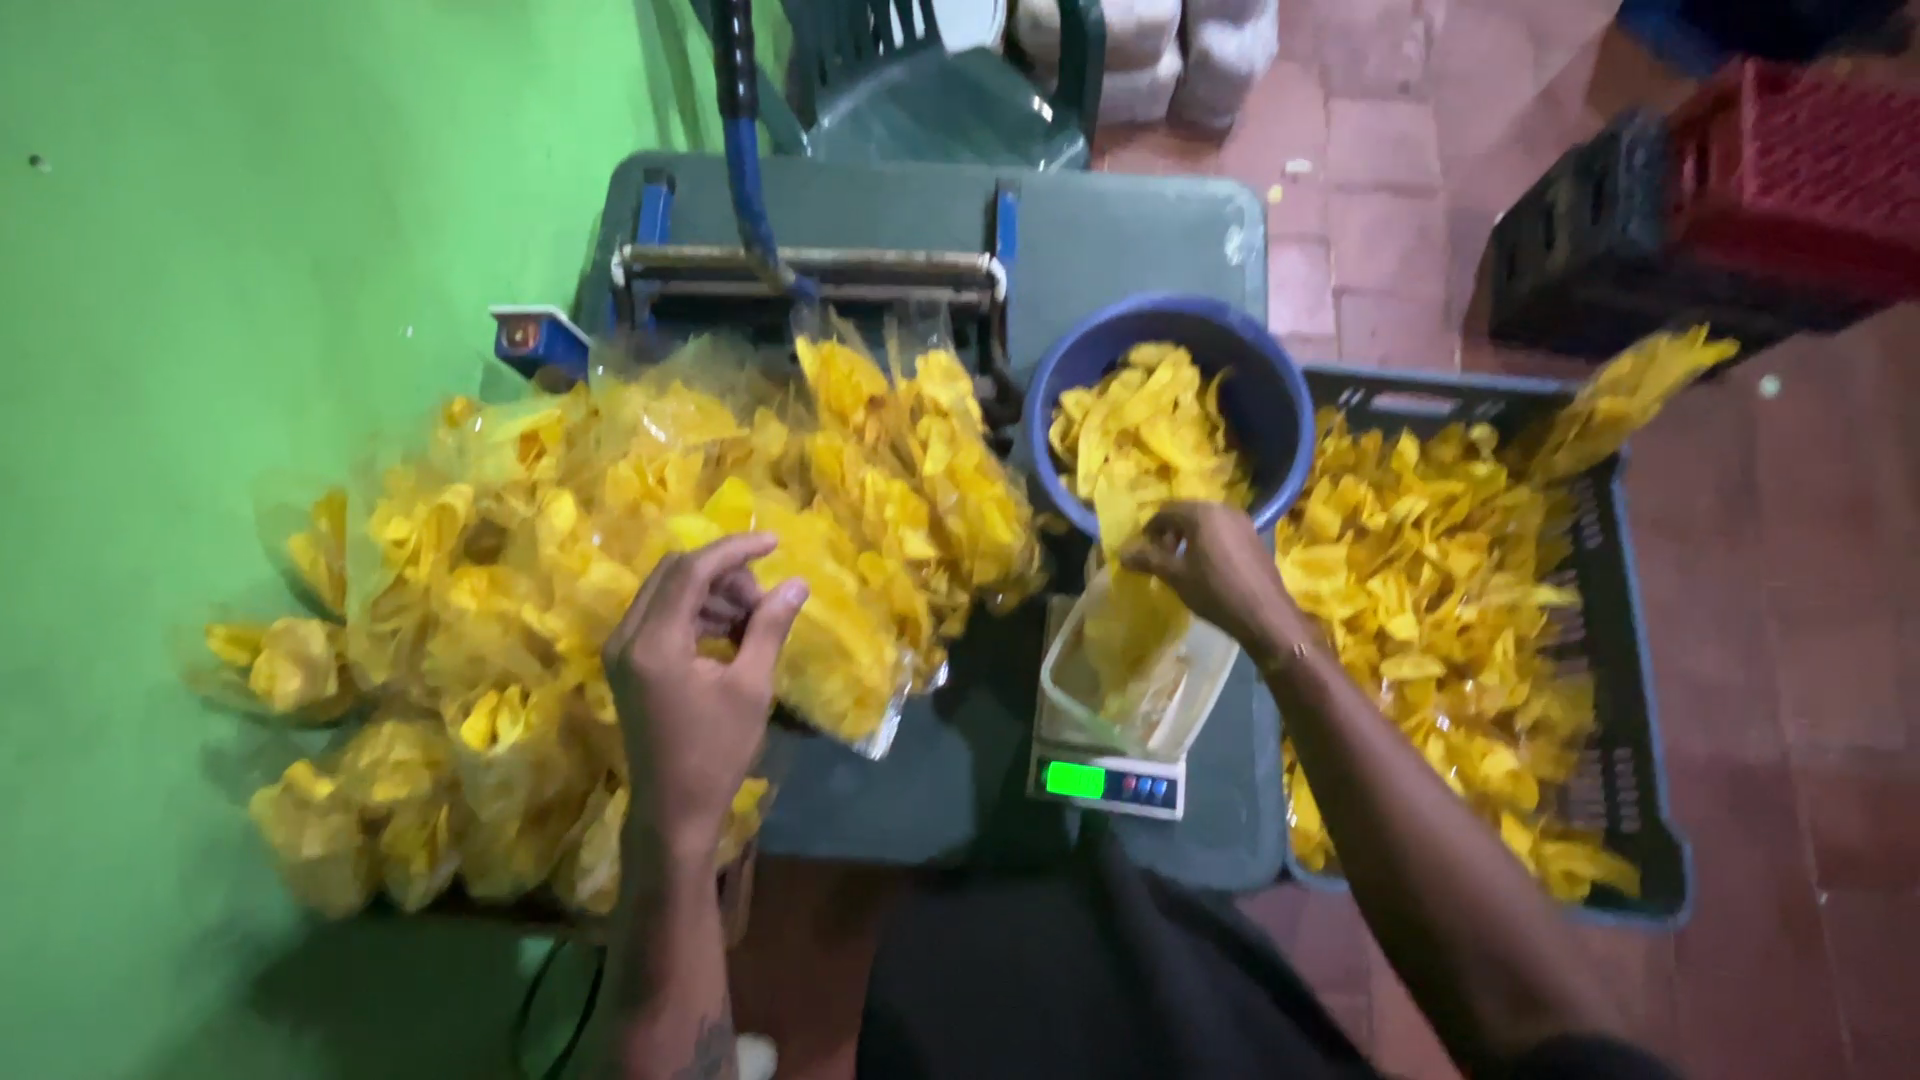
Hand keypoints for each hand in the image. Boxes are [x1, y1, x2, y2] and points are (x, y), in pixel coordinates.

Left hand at [604, 534, 807, 861]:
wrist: (674, 810)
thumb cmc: (716, 752)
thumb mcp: (752, 686)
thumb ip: (769, 627)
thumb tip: (797, 583)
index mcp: (653, 642)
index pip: (691, 570)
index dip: (734, 549)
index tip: (775, 543)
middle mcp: (627, 636)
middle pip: (674, 573)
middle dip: (724, 575)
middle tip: (763, 601)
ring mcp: (623, 651)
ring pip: (669, 592)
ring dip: (713, 595)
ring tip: (753, 623)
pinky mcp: (629, 664)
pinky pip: (664, 616)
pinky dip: (699, 615)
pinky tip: (732, 637)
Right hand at [1120, 501, 1314, 656]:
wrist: (1264, 614)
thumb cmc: (1215, 591)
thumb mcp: (1175, 576)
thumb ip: (1147, 559)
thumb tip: (1121, 553)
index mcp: (1201, 513)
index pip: (1165, 511)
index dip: (1150, 530)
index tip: (1143, 553)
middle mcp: (1223, 509)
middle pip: (1186, 513)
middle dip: (1169, 532)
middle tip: (1162, 557)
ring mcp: (1243, 522)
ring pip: (1205, 521)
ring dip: (1188, 537)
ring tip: (1182, 563)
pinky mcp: (1254, 536)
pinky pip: (1222, 530)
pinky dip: (1207, 541)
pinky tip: (1206, 566)